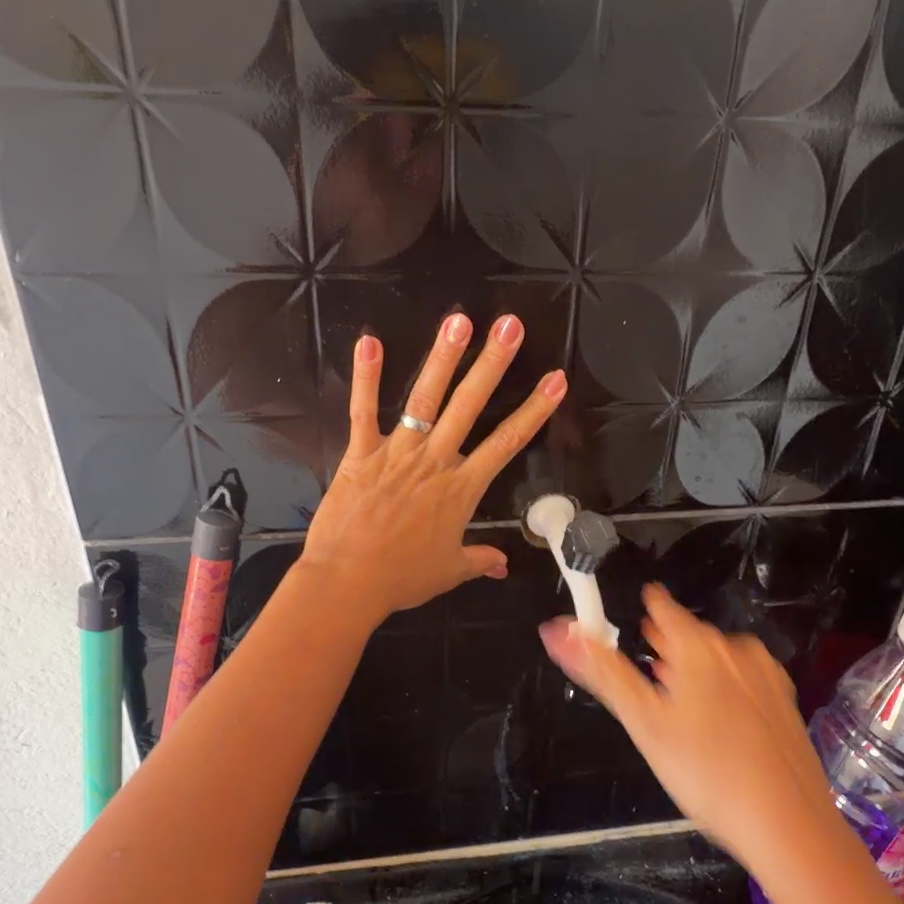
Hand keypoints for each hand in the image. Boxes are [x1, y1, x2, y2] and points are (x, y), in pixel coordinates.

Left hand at [300, 313, 566, 619]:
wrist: (348, 583)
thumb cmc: (402, 578)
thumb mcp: (449, 571)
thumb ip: (479, 560)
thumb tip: (503, 565)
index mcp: (462, 488)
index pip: (507, 442)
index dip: (535, 409)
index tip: (555, 379)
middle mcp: (435, 461)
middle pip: (470, 405)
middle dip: (493, 362)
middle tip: (510, 325)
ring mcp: (397, 453)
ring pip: (424, 398)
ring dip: (442, 357)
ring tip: (458, 321)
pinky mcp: (360, 453)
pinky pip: (363, 411)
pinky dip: (366, 377)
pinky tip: (369, 342)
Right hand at [540, 585, 837, 864]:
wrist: (789, 825)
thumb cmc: (706, 772)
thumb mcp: (644, 723)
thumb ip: (601, 671)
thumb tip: (555, 629)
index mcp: (698, 644)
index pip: (662, 605)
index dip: (642, 612)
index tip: (631, 622)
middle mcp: (735, 648)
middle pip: (690, 633)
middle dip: (665, 647)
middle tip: (648, 671)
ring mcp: (766, 674)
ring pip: (717, 658)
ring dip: (693, 669)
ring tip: (676, 701)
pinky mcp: (785, 702)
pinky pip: (742, 681)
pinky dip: (723, 689)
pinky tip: (715, 725)